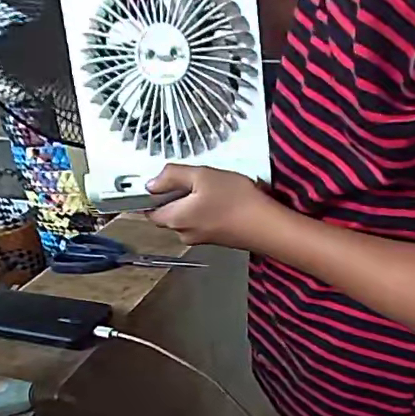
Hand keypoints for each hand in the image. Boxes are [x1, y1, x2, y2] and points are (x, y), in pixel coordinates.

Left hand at [145, 164, 277, 250]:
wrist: (265, 225)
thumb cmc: (234, 200)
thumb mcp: (201, 176)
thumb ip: (172, 176)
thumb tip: (151, 184)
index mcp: (174, 219)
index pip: (149, 210)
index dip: (154, 195)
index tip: (168, 181)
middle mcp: (183, 233)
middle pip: (168, 213)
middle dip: (177, 197)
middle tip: (196, 180)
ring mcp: (199, 239)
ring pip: (186, 216)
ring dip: (194, 202)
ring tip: (213, 189)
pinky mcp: (214, 239)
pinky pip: (202, 221)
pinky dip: (207, 210)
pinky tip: (223, 200)